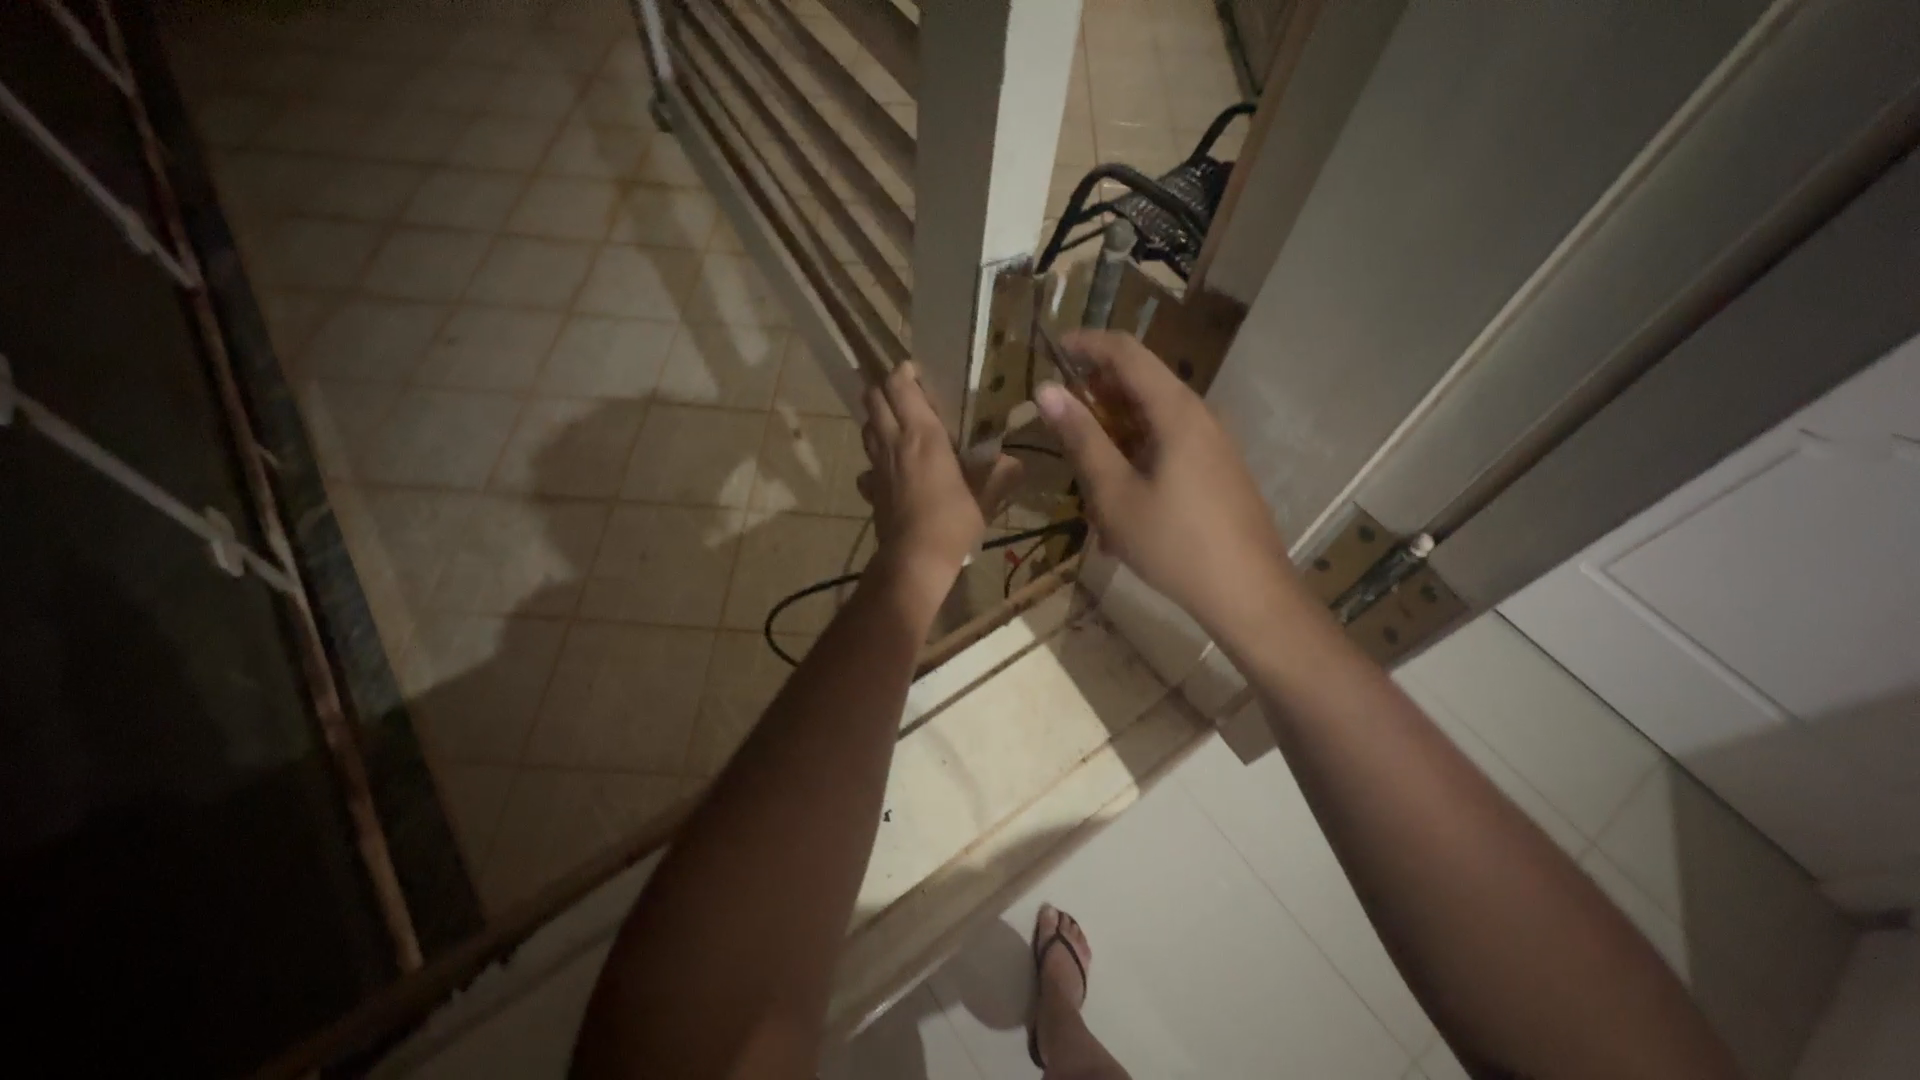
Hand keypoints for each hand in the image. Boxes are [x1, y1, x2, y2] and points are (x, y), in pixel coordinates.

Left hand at [857, 363, 1022, 612]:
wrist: (915, 559)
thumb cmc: (952, 521)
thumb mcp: (985, 496)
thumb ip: (1000, 476)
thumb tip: (1017, 463)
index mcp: (923, 435)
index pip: (900, 387)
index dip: (904, 372)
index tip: (916, 370)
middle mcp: (894, 442)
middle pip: (874, 400)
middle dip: (884, 388)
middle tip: (904, 391)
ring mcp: (877, 466)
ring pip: (867, 428)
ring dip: (877, 419)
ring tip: (896, 422)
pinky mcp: (871, 489)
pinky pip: (867, 466)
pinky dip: (875, 460)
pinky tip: (889, 470)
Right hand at [1034, 331, 1291, 635]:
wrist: (1248, 592)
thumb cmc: (1174, 544)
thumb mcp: (1115, 494)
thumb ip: (1081, 438)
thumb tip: (1046, 391)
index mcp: (1176, 411)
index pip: (1127, 352)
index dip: (1087, 344)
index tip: (1051, 351)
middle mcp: (1200, 415)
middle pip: (1141, 384)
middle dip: (1096, 399)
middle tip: (1063, 430)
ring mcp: (1214, 443)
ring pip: (1152, 421)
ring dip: (1114, 439)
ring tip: (1090, 485)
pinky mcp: (1218, 470)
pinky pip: (1169, 447)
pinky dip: (1137, 460)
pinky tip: (1122, 508)